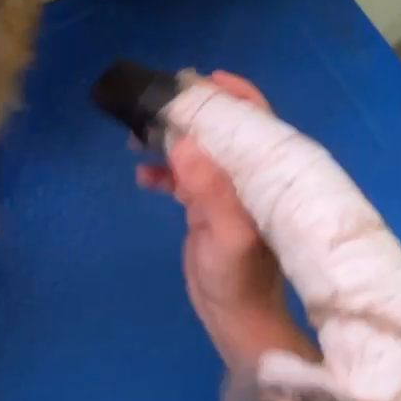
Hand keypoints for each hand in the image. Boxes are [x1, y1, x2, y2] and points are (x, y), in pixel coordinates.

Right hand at [135, 71, 295, 368]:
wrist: (236, 323)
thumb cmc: (241, 280)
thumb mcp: (228, 235)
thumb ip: (210, 190)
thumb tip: (186, 142)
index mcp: (265, 176)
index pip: (256, 122)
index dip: (234, 96)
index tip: (202, 78)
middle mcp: (247, 177)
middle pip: (221, 131)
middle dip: (189, 114)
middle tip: (153, 104)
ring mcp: (225, 192)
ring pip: (198, 151)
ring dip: (168, 140)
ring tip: (135, 138)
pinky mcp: (204, 209)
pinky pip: (181, 177)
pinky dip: (162, 171)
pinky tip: (141, 176)